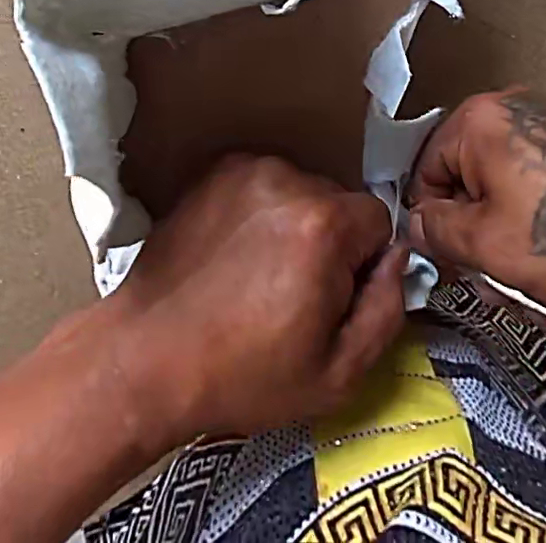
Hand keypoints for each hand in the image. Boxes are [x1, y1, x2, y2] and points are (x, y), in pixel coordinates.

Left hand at [90, 153, 410, 443]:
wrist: (146, 355)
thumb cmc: (240, 373)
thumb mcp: (337, 372)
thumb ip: (387, 309)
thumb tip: (399, 258)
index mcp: (321, 225)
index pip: (378, 218)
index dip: (364, 261)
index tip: (333, 295)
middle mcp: (285, 181)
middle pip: (337, 202)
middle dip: (330, 241)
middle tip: (291, 291)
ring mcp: (245, 171)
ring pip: (301, 191)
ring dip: (294, 224)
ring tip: (257, 273)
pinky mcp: (214, 171)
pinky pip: (264, 185)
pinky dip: (260, 211)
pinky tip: (235, 252)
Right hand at [407, 89, 545, 325]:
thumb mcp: (493, 249)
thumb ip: (436, 232)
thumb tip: (416, 223)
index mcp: (479, 121)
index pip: (424, 173)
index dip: (432, 224)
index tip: (452, 262)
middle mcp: (514, 109)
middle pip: (468, 180)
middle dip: (478, 237)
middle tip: (498, 284)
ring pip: (507, 189)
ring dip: (512, 238)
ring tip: (542, 286)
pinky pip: (543, 185)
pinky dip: (544, 224)